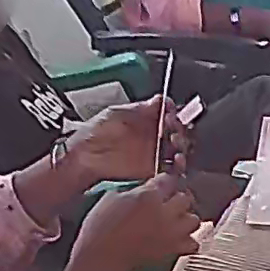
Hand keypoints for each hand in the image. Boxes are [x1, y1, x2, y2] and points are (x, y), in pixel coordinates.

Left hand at [64, 97, 190, 183]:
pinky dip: (178, 167)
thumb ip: (142, 108)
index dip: (176, 116)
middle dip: (182, 133)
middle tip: (175, 133)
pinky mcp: (153, 170)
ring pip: (180, 151)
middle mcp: (154, 137)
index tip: (172, 116)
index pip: (172, 116)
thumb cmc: (97, 132)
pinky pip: (172, 170)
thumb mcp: (119, 112)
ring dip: (183, 150)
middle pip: (180, 134)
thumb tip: (162, 100)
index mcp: (148, 120)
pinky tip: (176, 162)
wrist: (86, 156)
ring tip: (177, 149)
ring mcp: (155, 154)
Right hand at [70, 172, 201, 270]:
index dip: (164, 182)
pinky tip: (177, 240)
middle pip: (185, 198)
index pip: (168, 179)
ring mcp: (171, 232)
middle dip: (177, 199)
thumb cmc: (101, 227)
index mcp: (148, 195)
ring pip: (194, 219)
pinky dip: (188, 242)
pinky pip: (193, 243)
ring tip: (175, 222)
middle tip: (168, 204)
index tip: (161, 185)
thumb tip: (145, 188)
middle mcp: (165, 212)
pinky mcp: (173, 249)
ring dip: (186, 219)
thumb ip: (135, 190)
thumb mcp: (112, 197)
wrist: (103, 256)